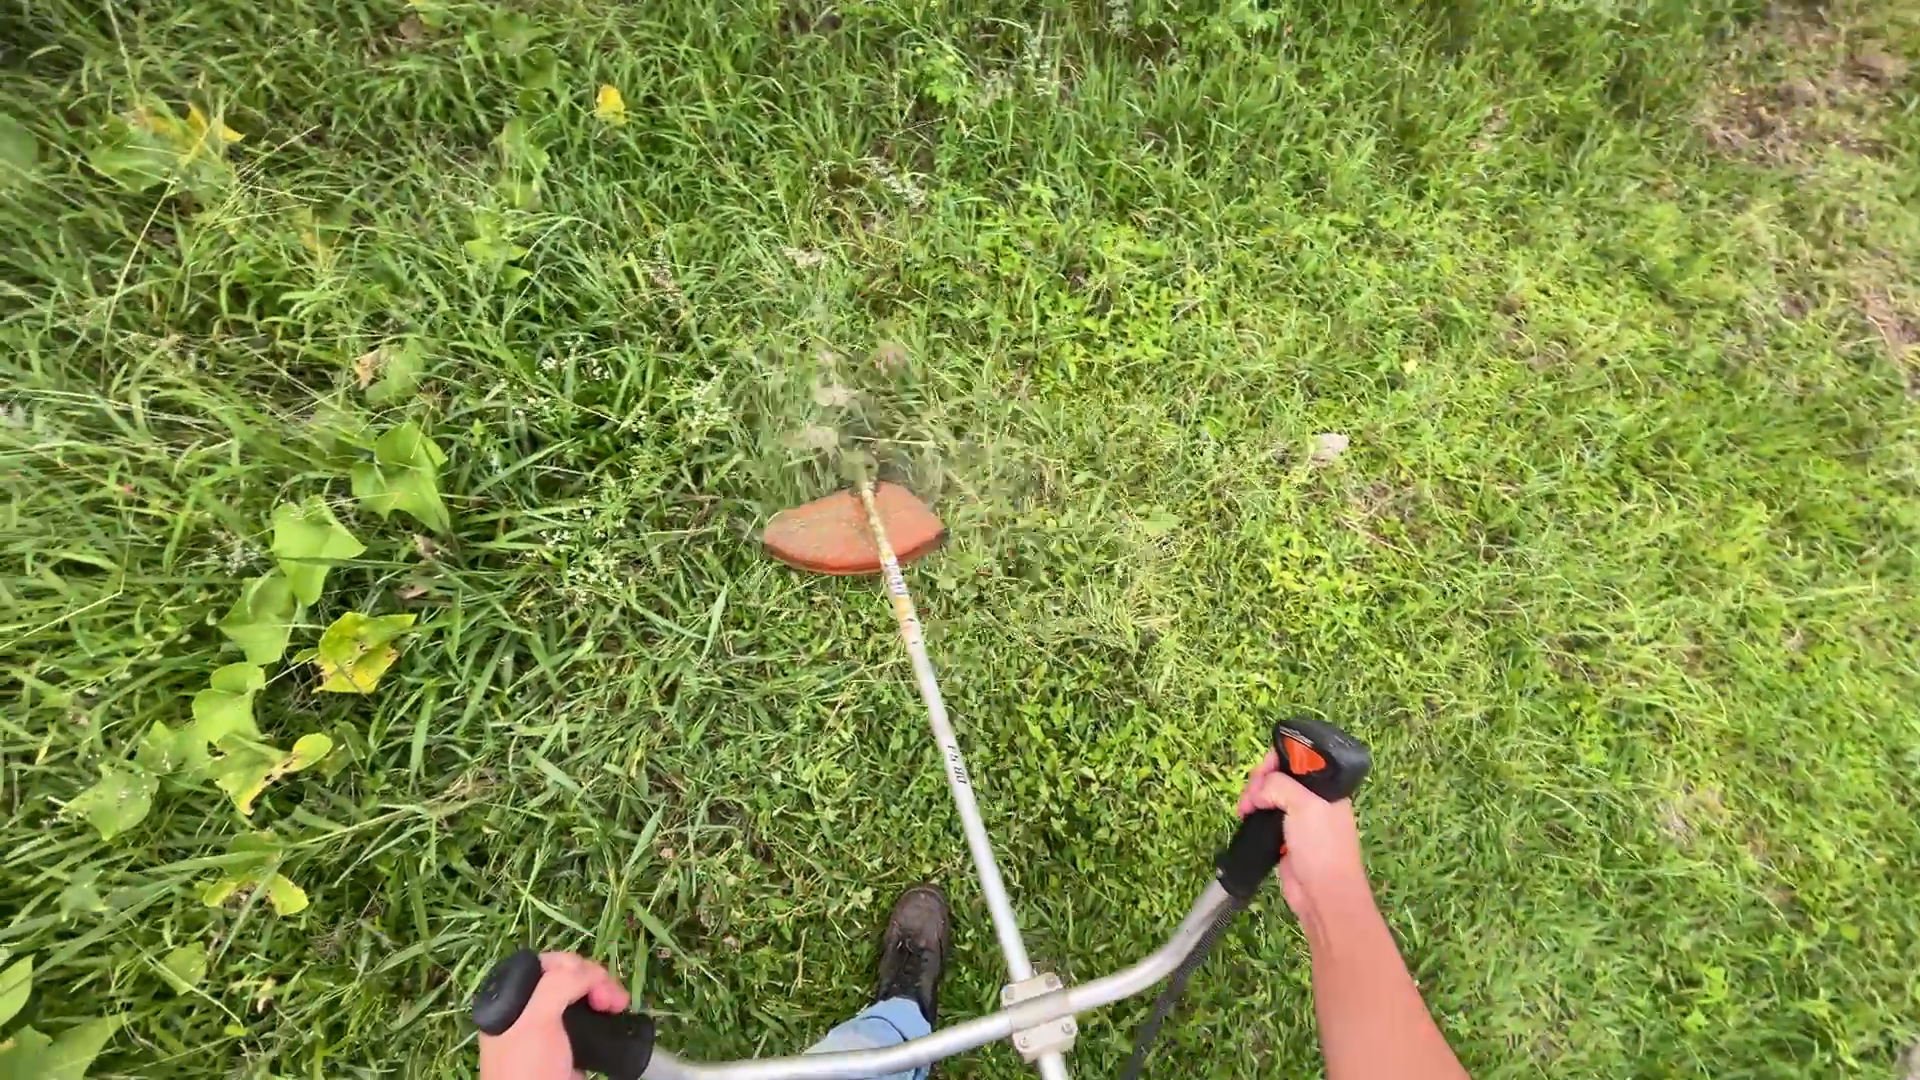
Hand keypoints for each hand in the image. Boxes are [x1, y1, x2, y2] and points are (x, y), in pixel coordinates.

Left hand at [479, 952, 629, 1079]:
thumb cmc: (529, 1070)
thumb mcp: (536, 1021)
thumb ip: (559, 985)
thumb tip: (589, 972)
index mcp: (511, 1002)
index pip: (545, 964)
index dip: (572, 964)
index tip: (590, 980)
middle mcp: (528, 1010)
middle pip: (568, 975)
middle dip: (595, 978)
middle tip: (610, 998)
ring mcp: (549, 1027)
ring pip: (583, 991)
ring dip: (605, 991)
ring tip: (619, 1005)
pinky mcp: (569, 1042)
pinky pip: (591, 1012)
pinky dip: (606, 1007)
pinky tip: (615, 1012)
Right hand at [1236, 751, 1370, 920]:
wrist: (1324, 895)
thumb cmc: (1321, 846)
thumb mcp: (1304, 804)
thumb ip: (1278, 785)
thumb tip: (1257, 792)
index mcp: (1327, 789)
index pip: (1298, 761)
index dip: (1277, 761)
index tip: (1262, 771)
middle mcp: (1313, 801)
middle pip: (1279, 776)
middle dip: (1260, 780)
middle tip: (1251, 794)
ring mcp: (1298, 819)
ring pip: (1269, 795)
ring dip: (1253, 796)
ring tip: (1245, 809)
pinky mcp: (1285, 836)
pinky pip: (1264, 815)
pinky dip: (1253, 812)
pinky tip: (1245, 815)